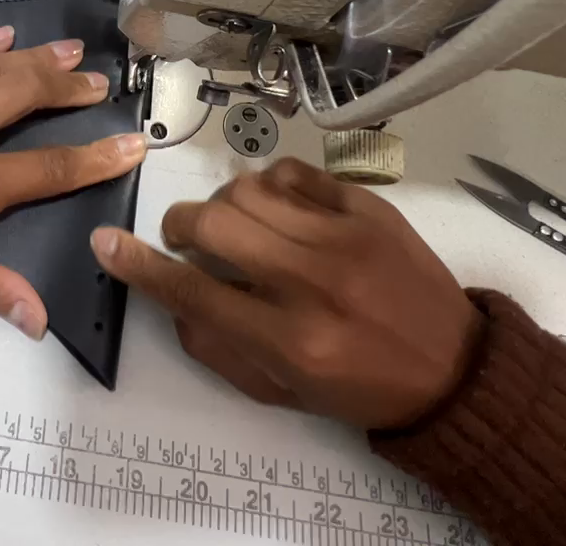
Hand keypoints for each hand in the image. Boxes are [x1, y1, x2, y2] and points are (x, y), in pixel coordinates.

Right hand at [91, 158, 479, 429]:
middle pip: (213, 223)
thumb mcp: (280, 392)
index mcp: (291, 342)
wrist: (459, 373)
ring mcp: (345, 237)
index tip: (106, 243)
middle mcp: (313, 283)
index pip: (193, 291)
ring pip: (248, 189)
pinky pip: (293, 172)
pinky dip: (269, 185)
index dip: (139, 265)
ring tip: (237, 225)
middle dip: (181, 224)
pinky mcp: (369, 207)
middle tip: (186, 238)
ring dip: (225, 204)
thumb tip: (169, 293)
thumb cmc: (359, 389)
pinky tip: (277, 209)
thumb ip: (214, 346)